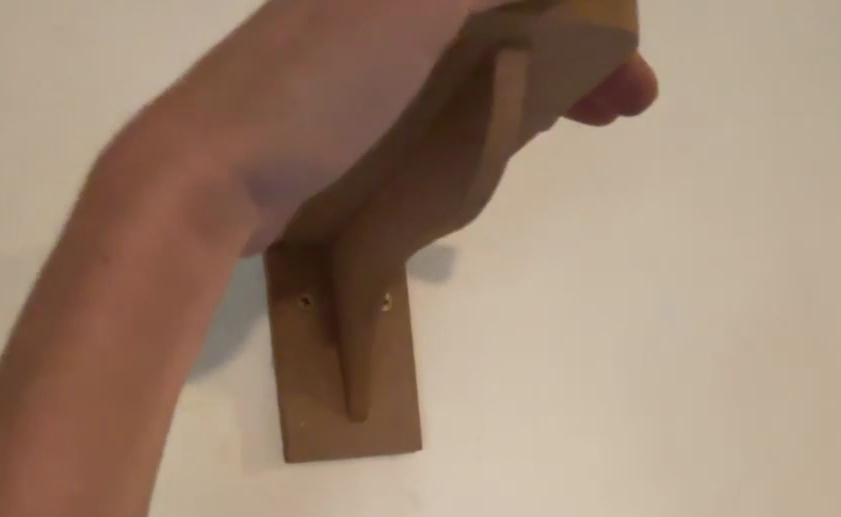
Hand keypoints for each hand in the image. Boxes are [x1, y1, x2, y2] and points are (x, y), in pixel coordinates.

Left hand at [105, 0, 656, 251]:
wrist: (213, 175)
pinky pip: (445, 91)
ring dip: (542, 75)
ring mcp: (372, 52)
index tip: (627, 61)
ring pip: (482, 47)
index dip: (584, 13)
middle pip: (508, 9)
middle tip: (627, 102)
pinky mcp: (357, 107)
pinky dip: (491, 104)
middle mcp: (393, 1)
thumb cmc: (312, 88)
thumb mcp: (412, 5)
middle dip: (577, 44)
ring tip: (590, 120)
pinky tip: (512, 132)